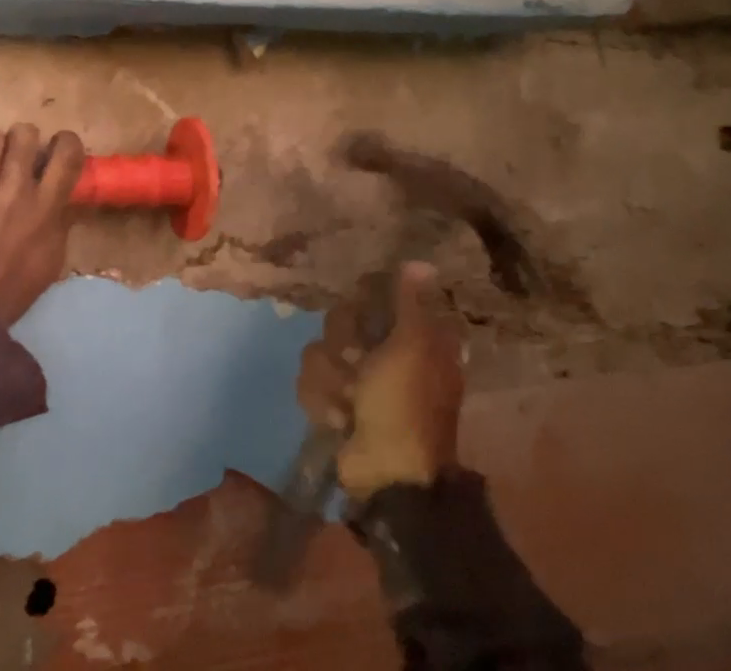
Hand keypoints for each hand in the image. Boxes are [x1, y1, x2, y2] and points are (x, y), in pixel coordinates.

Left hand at [0, 123, 84, 328]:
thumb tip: (62, 201)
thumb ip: (58, 226)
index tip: (56, 147)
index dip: (65, 142)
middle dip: (22, 138)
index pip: (67, 156)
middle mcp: (12, 191)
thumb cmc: (9, 292)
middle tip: (14, 153)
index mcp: (45, 209)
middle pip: (24, 135)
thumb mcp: (50, 263)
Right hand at [297, 261, 464, 500]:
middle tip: (358, 368)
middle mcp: (382, 354)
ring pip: (317, 355)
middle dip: (340, 351)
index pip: (368, 299)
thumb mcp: (412, 349)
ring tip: (349, 405)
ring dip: (330, 382)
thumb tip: (420, 261)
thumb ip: (410, 306)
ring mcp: (356, 380)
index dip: (358, 311)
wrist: (387, 469)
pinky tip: (341, 420)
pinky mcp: (334, 402)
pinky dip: (323, 403)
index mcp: (410, 338)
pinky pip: (309, 384)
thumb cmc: (405, 405)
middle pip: (335, 326)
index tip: (361, 326)